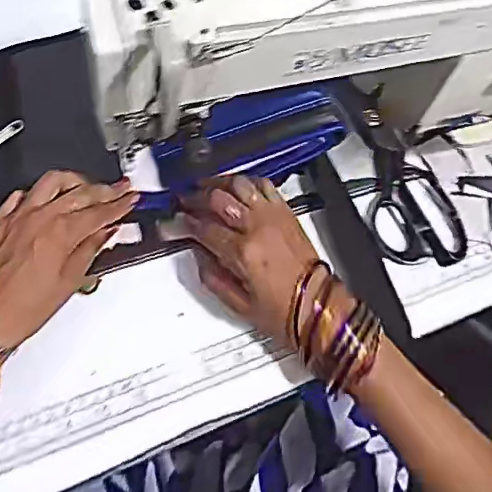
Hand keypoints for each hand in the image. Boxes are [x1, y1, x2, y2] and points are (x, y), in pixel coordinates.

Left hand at [0, 169, 136, 351]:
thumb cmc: (19, 312)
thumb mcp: (69, 283)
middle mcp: (39, 219)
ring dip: (75, 181)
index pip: (100, 211)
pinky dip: (38, 192)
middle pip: (82, 192)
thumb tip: (105, 233)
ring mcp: (17, 218)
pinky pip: (21, 195)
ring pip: (52, 182)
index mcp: (60, 233)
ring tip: (86, 186)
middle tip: (120, 189)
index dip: (121, 203)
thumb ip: (90, 250)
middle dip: (106, 189)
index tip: (131, 199)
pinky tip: (45, 198)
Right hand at [184, 175, 325, 349]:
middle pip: (218, 198)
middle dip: (195, 197)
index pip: (204, 228)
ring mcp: (273, 215)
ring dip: (219, 183)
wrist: (317, 304)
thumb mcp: (239, 305)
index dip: (183, 223)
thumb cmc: (285, 310)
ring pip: (240, 184)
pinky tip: (238, 186)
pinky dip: (247, 182)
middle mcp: (257, 227)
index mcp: (243, 253)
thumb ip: (214, 278)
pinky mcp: (286, 211)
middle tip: (184, 200)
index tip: (173, 221)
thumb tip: (199, 257)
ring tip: (206, 186)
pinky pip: (264, 185)